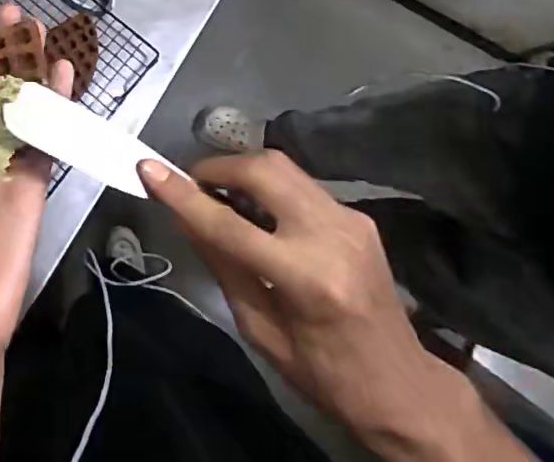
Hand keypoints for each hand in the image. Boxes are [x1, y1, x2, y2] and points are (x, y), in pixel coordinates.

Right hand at [141, 151, 524, 459]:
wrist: (405, 388)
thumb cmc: (325, 374)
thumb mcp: (260, 329)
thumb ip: (222, 264)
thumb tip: (184, 215)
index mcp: (306, 279)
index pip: (228, 223)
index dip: (183, 194)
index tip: (148, 168)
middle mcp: (331, 235)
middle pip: (262, 170)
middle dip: (217, 168)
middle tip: (191, 185)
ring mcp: (350, 219)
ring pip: (281, 165)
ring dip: (240, 170)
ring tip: (219, 193)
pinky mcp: (357, 214)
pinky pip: (299, 182)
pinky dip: (267, 185)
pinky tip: (257, 208)